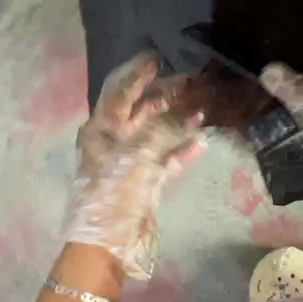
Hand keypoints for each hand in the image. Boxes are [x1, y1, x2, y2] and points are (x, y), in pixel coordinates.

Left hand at [62, 53, 206, 279]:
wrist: (109, 243)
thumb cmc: (115, 194)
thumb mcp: (137, 156)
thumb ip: (162, 129)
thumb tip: (188, 112)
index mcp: (100, 129)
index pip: (119, 92)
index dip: (137, 73)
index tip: (158, 58)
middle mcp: (113, 141)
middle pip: (141, 110)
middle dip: (165, 94)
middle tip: (192, 80)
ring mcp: (129, 162)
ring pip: (155, 133)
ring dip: (177, 120)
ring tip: (202, 105)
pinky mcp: (144, 183)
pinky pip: (165, 160)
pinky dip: (181, 150)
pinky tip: (201, 141)